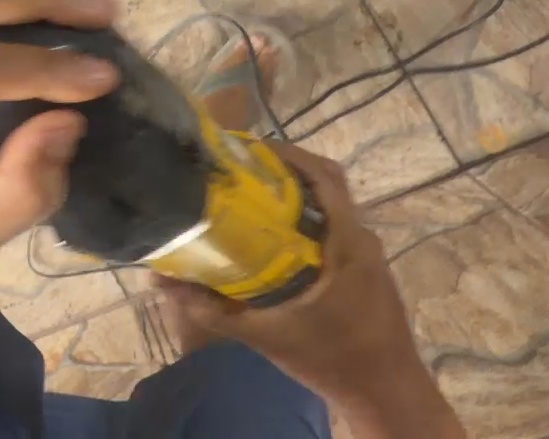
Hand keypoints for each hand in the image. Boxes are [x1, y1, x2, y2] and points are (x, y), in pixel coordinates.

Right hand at [153, 145, 432, 408]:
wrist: (387, 400)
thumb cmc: (330, 360)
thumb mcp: (264, 335)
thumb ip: (211, 307)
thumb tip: (160, 281)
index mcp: (346, 244)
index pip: (324, 176)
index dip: (287, 153)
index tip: (244, 147)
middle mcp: (361, 239)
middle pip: (323, 182)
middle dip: (281, 167)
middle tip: (236, 166)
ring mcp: (367, 255)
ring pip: (328, 204)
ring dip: (291, 192)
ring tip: (245, 192)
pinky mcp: (365, 269)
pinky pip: (332, 225)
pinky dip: (302, 216)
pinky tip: (270, 233)